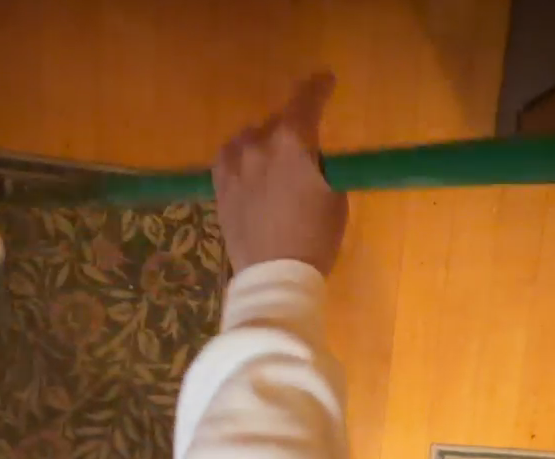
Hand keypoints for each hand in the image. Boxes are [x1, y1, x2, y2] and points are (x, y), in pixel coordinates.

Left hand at [212, 72, 348, 276]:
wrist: (274, 279)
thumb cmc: (314, 241)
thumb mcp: (335, 199)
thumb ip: (322, 167)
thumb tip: (311, 159)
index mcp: (292, 142)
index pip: (307, 100)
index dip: (319, 88)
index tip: (325, 83)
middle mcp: (258, 145)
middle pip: (277, 122)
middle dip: (291, 130)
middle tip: (303, 148)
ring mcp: (233, 167)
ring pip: (250, 139)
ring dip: (264, 145)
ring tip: (273, 163)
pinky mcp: (219, 189)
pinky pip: (229, 160)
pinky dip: (241, 160)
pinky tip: (248, 171)